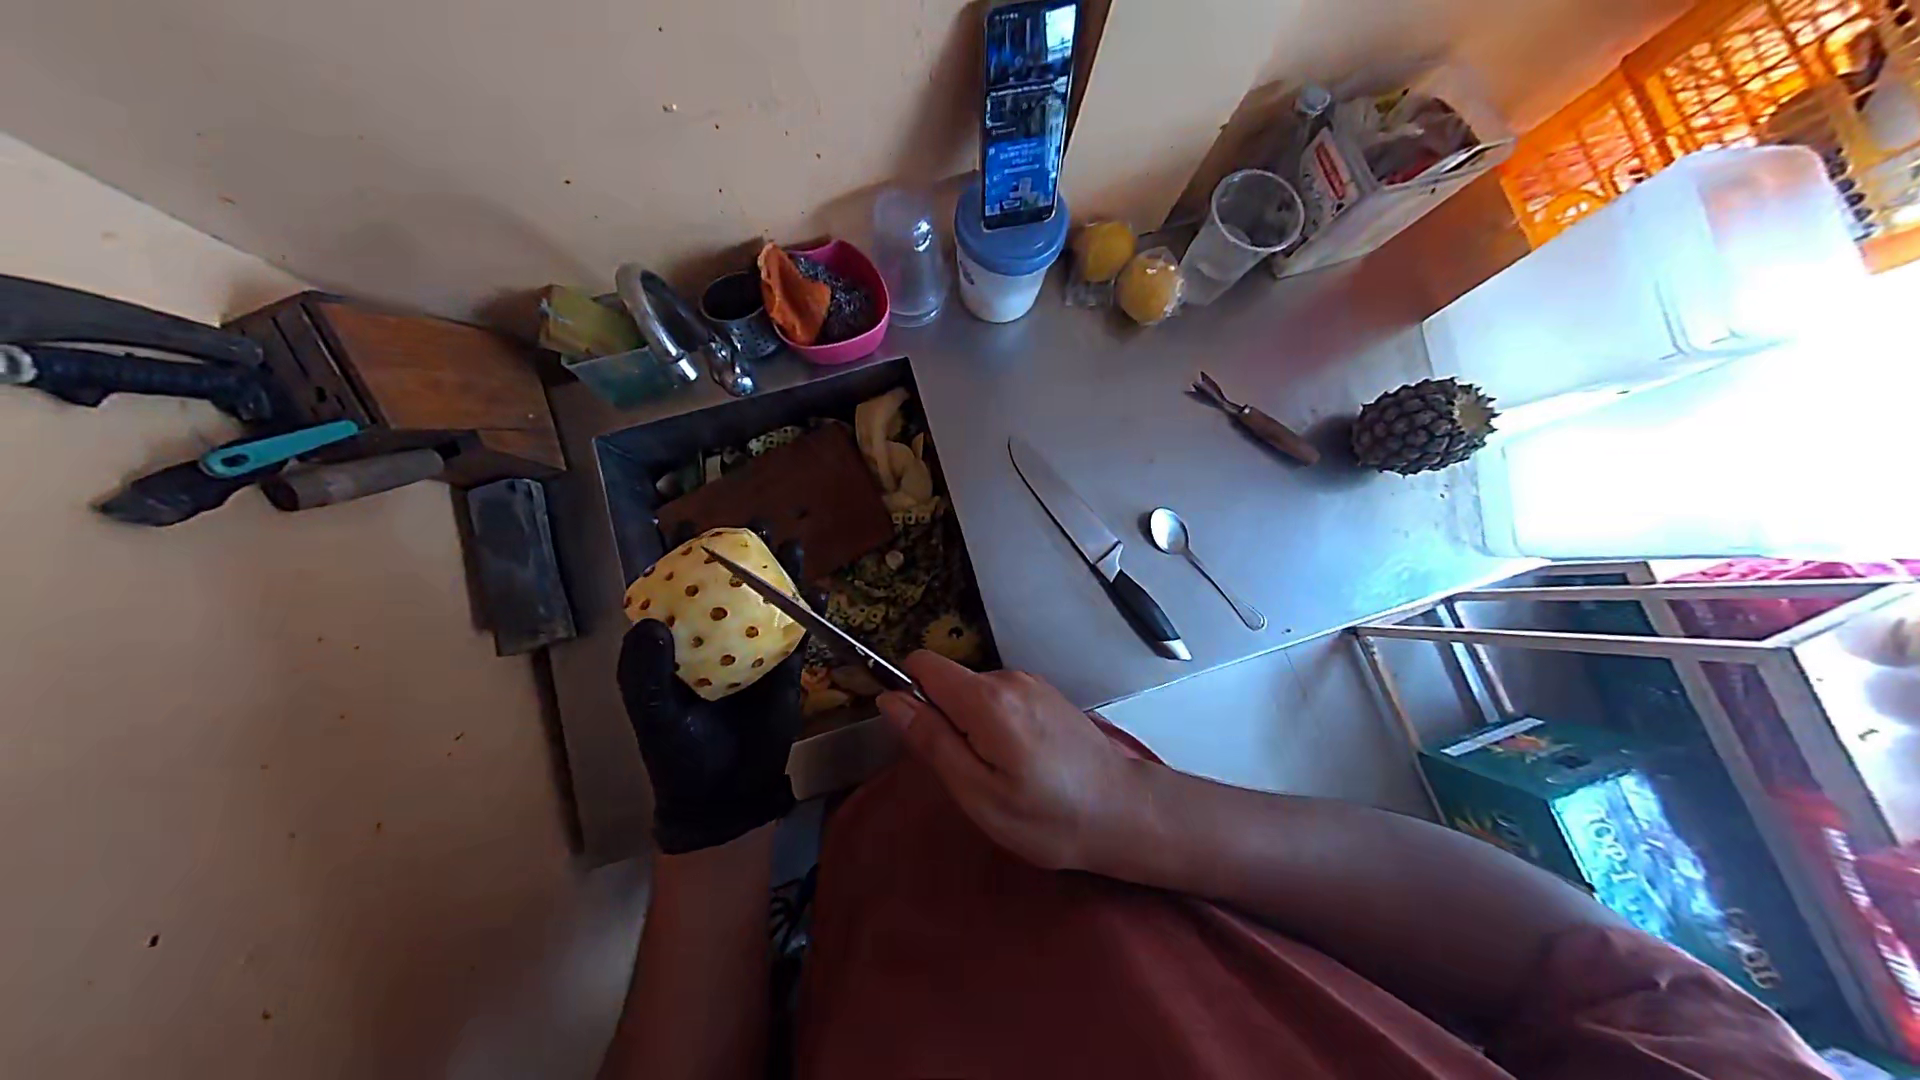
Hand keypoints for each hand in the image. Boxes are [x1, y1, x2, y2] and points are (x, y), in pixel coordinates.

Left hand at [619, 539, 807, 854]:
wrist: (725, 793)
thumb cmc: (681, 753)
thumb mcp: (654, 715)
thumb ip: (645, 674)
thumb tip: (651, 624)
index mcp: (682, 646)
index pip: (680, 591)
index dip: (680, 556)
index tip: (685, 521)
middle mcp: (719, 640)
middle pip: (732, 587)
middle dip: (745, 553)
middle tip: (756, 522)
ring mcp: (755, 653)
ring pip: (770, 604)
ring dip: (783, 574)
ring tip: (791, 544)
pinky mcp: (786, 670)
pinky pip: (800, 635)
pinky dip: (810, 612)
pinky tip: (820, 590)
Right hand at [876, 652, 1147, 871]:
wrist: (1125, 813)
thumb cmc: (1047, 817)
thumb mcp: (977, 792)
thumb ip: (931, 740)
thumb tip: (890, 699)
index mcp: (986, 698)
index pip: (923, 663)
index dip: (908, 691)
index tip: (920, 734)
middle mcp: (1009, 677)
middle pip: (950, 681)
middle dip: (944, 719)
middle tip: (970, 772)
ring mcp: (1032, 683)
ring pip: (974, 693)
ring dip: (972, 725)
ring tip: (1001, 773)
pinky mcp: (1047, 693)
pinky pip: (1000, 699)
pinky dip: (996, 724)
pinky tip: (1023, 761)